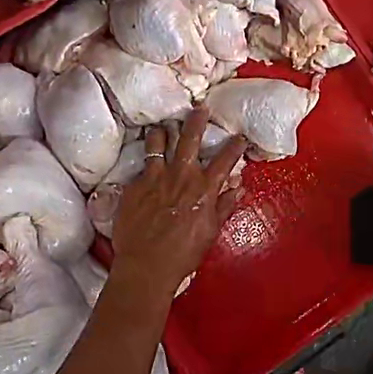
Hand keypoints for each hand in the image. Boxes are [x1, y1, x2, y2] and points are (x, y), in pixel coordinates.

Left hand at [109, 110, 245, 301]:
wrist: (147, 266)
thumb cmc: (184, 253)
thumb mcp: (212, 230)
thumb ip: (224, 205)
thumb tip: (237, 188)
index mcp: (204, 189)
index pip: (225, 159)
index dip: (234, 146)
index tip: (239, 136)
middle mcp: (180, 177)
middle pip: (189, 140)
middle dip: (197, 121)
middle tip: (200, 108)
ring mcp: (154, 179)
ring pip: (158, 144)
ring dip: (163, 132)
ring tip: (164, 126)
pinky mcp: (133, 187)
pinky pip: (142, 168)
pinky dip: (147, 163)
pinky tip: (147, 165)